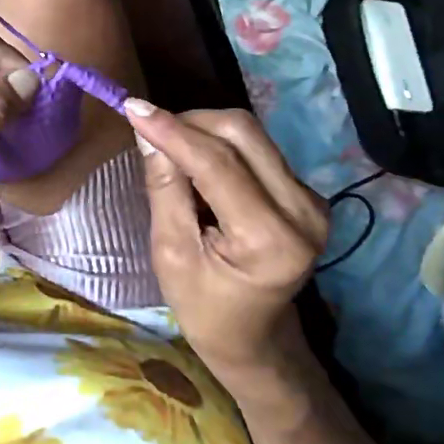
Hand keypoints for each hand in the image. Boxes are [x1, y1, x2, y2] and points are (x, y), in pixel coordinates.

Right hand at [125, 105, 328, 373]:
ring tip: (171, 152)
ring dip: (202, 130)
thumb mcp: (171, 253)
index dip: (172, 130)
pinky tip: (196, 166)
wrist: (254, 336)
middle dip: (189, 122)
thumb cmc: (203, 305)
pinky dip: (217, 144)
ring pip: (249, 133)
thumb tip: (147, 133)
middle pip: (242, 133)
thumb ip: (165, 189)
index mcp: (270, 238)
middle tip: (150, 132)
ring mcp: (310, 199)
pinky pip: (255, 147)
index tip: (132, 107)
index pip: (217, 163)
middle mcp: (303, 211)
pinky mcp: (305, 192)